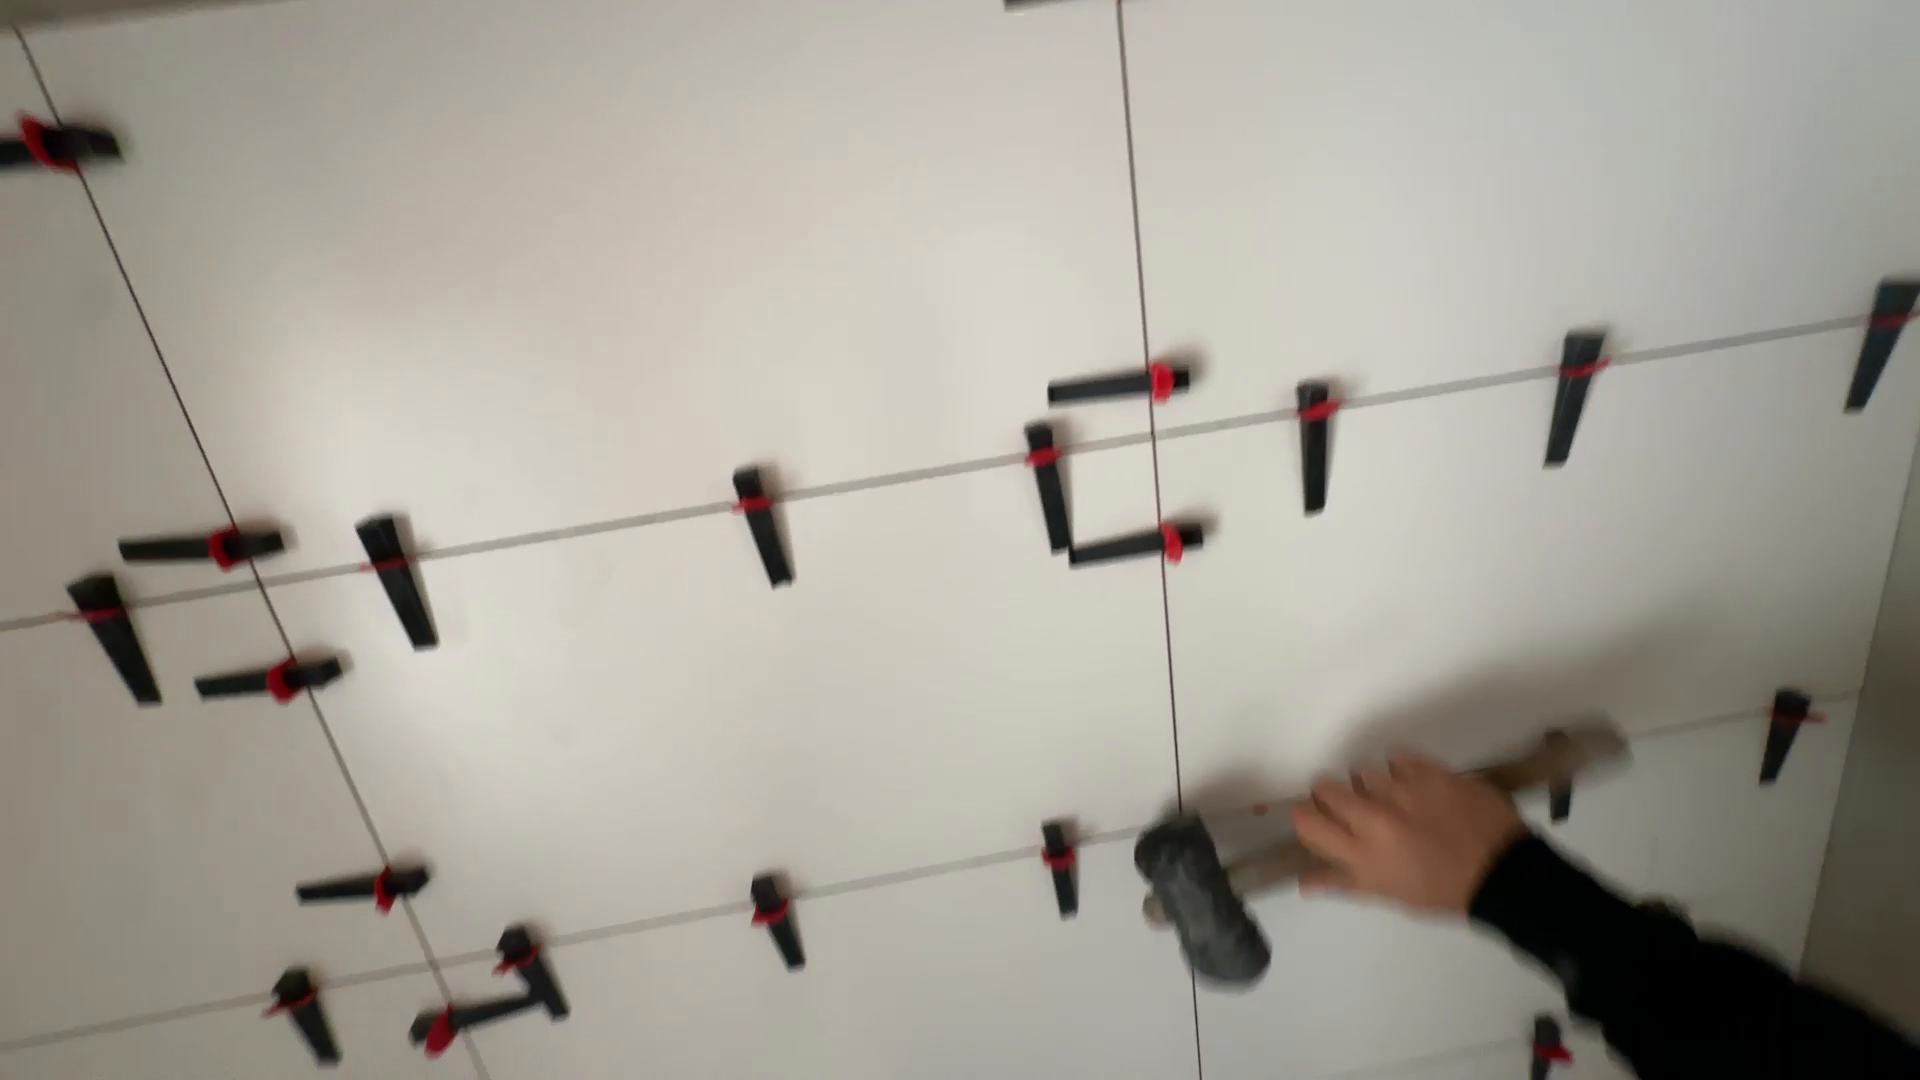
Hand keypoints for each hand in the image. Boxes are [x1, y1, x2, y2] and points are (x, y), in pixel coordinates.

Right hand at [1291, 752, 1528, 914]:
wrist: (1510, 877)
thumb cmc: (1444, 892)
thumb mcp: (1389, 896)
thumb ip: (1341, 884)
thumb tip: (1301, 882)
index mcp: (1362, 856)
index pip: (1306, 820)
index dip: (1308, 816)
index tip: (1323, 819)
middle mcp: (1373, 819)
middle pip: (1325, 787)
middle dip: (1334, 795)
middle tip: (1357, 808)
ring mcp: (1402, 792)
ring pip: (1362, 773)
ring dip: (1373, 785)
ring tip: (1397, 799)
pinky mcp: (1429, 773)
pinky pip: (1398, 759)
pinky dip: (1404, 771)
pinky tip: (1418, 787)